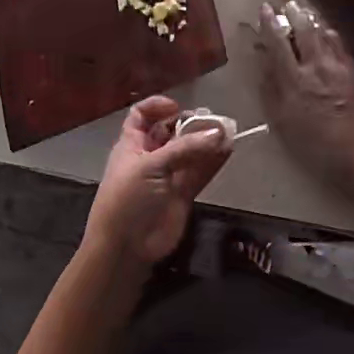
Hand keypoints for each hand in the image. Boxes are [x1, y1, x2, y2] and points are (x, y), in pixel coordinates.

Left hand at [86, 96, 231, 261]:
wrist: (125, 246)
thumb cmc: (127, 199)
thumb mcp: (150, 166)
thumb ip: (185, 149)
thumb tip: (218, 133)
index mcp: (131, 145)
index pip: (141, 116)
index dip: (157, 107)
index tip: (178, 107)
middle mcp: (150, 157)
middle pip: (171, 132)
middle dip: (189, 124)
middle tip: (213, 121)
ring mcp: (168, 176)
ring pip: (190, 153)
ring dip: (206, 143)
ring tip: (228, 133)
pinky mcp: (183, 194)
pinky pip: (200, 173)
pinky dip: (213, 162)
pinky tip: (228, 151)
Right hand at [253, 1, 353, 191]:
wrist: (353, 151)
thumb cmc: (309, 142)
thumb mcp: (280, 119)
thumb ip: (269, 87)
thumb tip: (262, 61)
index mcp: (294, 81)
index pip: (278, 44)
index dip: (269, 24)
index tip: (264, 9)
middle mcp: (316, 67)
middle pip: (304, 30)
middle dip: (294, 13)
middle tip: (287, 2)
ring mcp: (338, 67)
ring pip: (324, 33)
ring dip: (312, 20)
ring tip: (304, 12)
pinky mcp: (352, 71)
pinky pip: (338, 44)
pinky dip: (328, 34)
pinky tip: (324, 33)